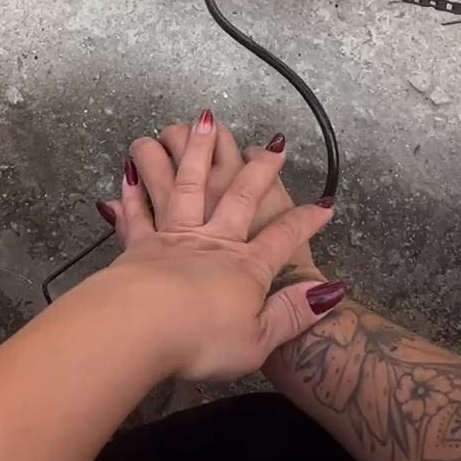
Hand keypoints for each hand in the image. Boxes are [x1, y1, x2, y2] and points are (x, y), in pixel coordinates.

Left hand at [100, 110, 344, 381]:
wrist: (142, 326)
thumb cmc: (202, 339)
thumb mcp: (259, 339)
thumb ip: (292, 313)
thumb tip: (330, 291)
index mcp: (244, 267)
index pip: (283, 239)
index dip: (305, 222)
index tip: (325, 203)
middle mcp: (211, 241)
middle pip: (238, 195)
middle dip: (259, 170)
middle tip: (272, 145)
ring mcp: (173, 235)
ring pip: (186, 183)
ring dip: (194, 150)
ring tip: (200, 121)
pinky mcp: (138, 243)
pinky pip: (137, 212)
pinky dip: (134, 190)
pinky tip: (130, 170)